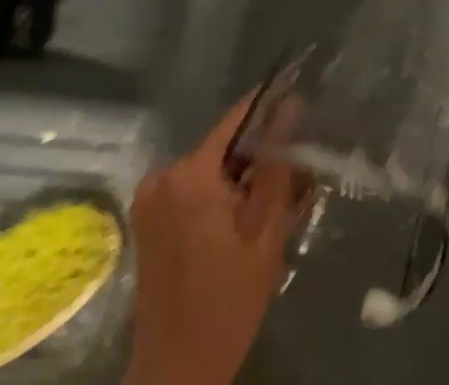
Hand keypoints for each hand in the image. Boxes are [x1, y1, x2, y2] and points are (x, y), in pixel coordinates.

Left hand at [128, 94, 309, 384]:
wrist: (179, 365)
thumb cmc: (229, 298)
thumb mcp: (265, 230)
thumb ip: (277, 165)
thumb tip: (291, 107)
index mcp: (190, 175)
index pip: (236, 121)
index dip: (269, 107)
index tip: (300, 91)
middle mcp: (162, 176)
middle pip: (224, 149)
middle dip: (261, 157)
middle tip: (300, 177)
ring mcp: (149, 198)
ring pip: (210, 171)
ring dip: (243, 180)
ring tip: (280, 204)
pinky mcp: (147, 219)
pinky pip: (193, 191)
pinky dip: (221, 197)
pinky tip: (248, 221)